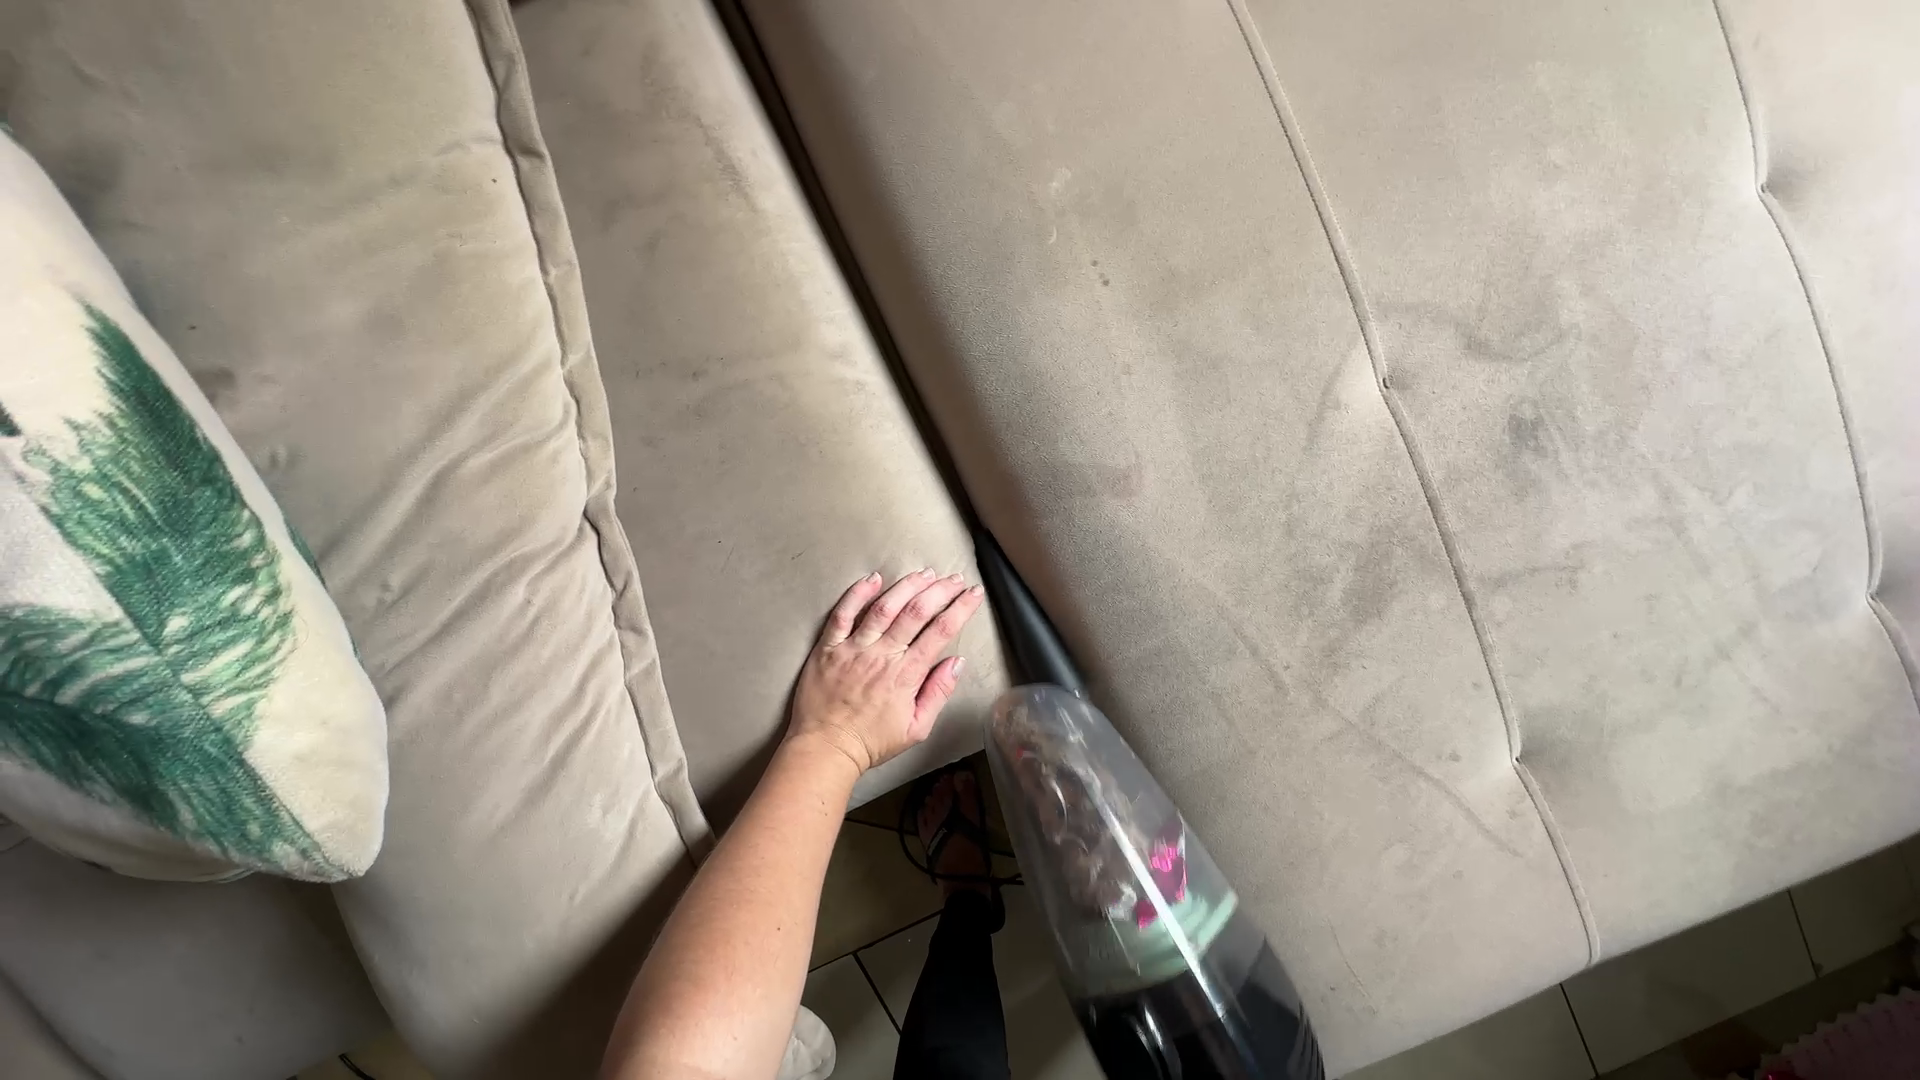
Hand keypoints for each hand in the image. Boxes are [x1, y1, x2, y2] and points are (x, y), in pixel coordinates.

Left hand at [788, 569, 985, 773]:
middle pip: (917, 612)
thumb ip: (938, 693)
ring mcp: (854, 648)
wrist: (825, 748)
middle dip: (940, 590)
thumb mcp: (916, 728)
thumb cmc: (871, 742)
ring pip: (884, 607)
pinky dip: (858, 594)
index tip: (973, 593)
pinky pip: (843, 614)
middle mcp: (882, 655)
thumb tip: (956, 663)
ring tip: (925, 573)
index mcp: (906, 674)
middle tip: (954, 578)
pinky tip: (874, 578)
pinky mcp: (829, 647)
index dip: (961, 608)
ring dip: (907, 586)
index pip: (941, 632)